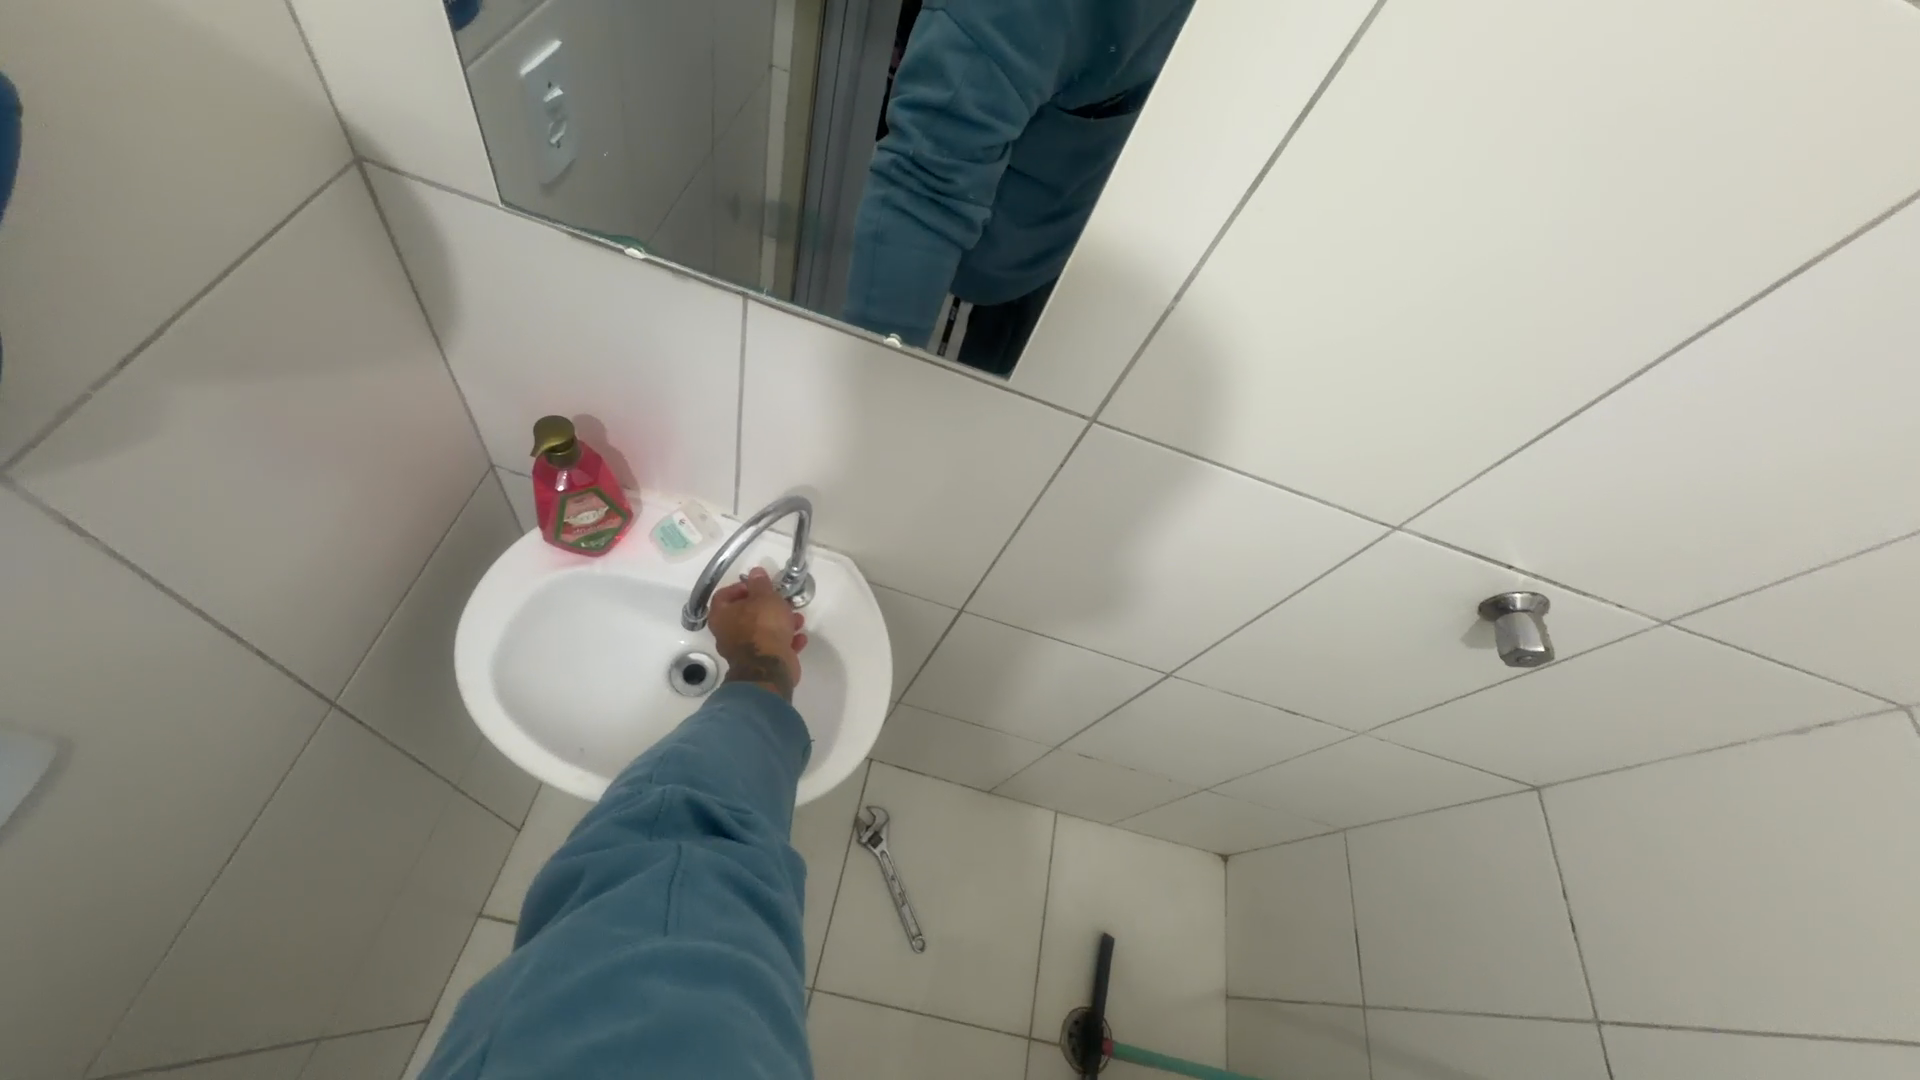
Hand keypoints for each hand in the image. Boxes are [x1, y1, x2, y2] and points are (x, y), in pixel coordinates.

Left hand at [709, 567, 807, 700]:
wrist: (769, 667)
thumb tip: (755, 572)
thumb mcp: (764, 597)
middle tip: (782, 601)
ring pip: (762, 631)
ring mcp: (744, 651)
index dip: (740, 587)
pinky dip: (786, 641)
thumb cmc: (763, 627)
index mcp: (721, 616)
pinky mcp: (760, 663)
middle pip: (745, 614)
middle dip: (767, 607)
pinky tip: (799, 637)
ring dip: (780, 624)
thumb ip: (760, 584)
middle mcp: (728, 633)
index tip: (758, 585)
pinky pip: (773, 648)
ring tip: (797, 619)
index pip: (723, 596)